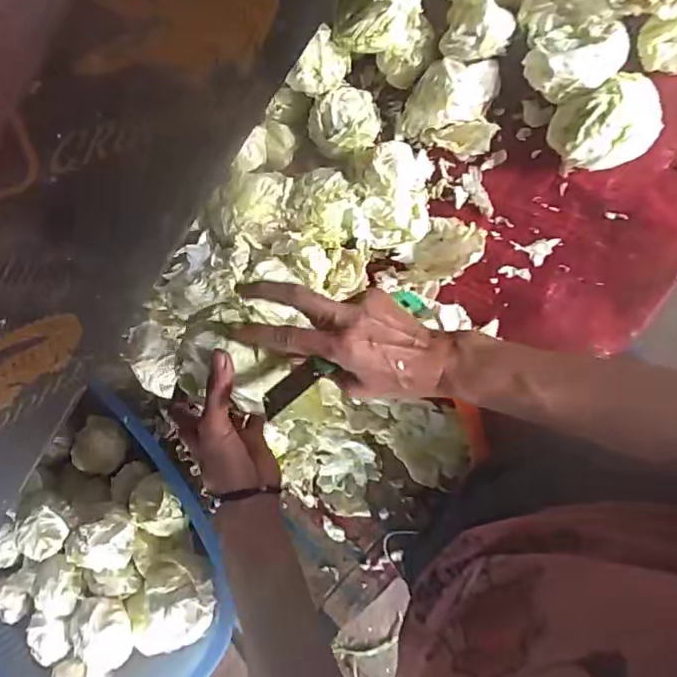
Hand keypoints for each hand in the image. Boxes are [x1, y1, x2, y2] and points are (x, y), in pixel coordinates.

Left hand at [171, 349, 280, 496]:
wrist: (252, 491)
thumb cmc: (223, 460)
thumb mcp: (214, 423)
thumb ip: (217, 391)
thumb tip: (220, 354)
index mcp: (192, 425)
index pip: (182, 401)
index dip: (184, 384)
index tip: (192, 357)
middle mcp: (210, 424)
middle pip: (210, 399)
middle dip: (214, 381)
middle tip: (222, 352)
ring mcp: (232, 428)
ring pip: (233, 404)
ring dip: (237, 388)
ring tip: (243, 358)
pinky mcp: (253, 432)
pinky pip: (255, 412)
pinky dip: (258, 401)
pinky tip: (263, 382)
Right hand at [234, 281, 456, 399]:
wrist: (438, 358)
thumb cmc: (397, 381)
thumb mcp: (357, 387)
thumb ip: (327, 370)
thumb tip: (305, 358)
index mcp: (340, 346)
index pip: (289, 339)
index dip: (259, 334)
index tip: (237, 328)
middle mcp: (346, 319)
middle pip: (297, 295)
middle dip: (266, 289)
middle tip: (244, 289)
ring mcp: (360, 302)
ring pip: (327, 306)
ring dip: (328, 320)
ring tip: (358, 340)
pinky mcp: (374, 294)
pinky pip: (350, 306)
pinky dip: (352, 319)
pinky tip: (373, 332)